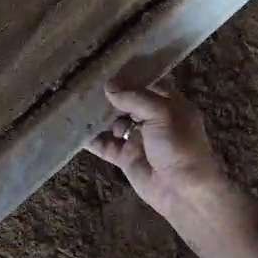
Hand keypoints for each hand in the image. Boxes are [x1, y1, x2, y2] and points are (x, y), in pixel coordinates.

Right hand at [83, 79, 232, 220]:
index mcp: (169, 104)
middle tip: (83, 83)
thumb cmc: (179, 145)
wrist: (183, 190)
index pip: (147, 84)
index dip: (128, 77)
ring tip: (75, 102)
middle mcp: (153, 119)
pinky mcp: (126, 157)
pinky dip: (91, 139)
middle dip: (109, 96)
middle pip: (127, 103)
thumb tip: (109, 86)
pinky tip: (74, 130)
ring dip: (98, 116)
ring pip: (114, 122)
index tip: (105, 67)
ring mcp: (138, 138)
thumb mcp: (162, 113)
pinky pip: (106, 145)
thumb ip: (134, 98)